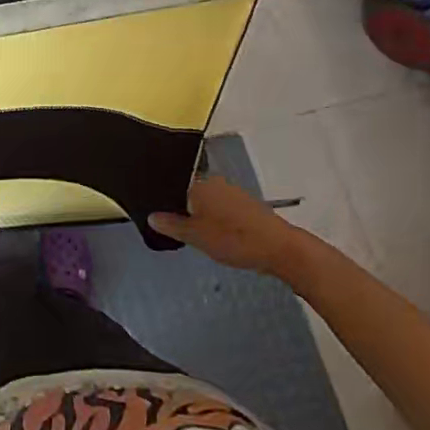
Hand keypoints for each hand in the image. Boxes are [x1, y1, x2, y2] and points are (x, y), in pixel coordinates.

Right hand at [149, 177, 310, 275]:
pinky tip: (210, 234)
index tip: (154, 213)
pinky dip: (211, 218)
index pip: (173, 183)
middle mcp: (215, 182)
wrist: (277, 247)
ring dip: (196, 214)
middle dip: (179, 207)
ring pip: (205, 200)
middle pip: (189, 191)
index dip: (162, 198)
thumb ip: (172, 225)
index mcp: (200, 184)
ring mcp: (231, 192)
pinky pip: (218, 207)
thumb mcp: (197, 236)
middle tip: (169, 229)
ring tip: (187, 234)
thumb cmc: (233, 239)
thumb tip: (151, 215)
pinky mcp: (243, 205)